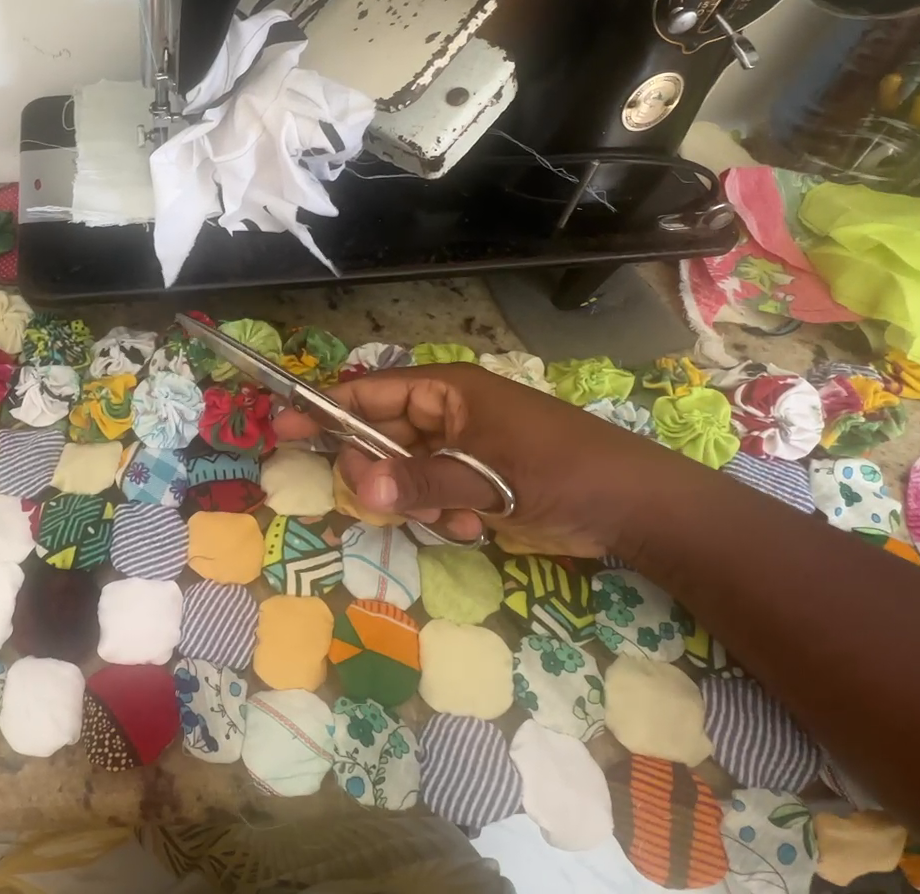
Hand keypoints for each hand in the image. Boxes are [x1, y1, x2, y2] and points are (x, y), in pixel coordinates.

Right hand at [271, 364, 684, 558]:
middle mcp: (445, 416)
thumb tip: (357, 488)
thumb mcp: (488, 478)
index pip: (368, 394)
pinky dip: (440, 516)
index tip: (283, 428)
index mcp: (446, 392)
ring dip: (416, 502)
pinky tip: (476, 527)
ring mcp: (458, 450)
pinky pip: (427, 497)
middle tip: (387, 501)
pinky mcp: (472, 482)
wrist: (636, 510)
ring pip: (400, 474)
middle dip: (380, 474)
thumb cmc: (562, 472)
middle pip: (378, 439)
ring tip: (458, 517)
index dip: (324, 409)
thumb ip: (419, 482)